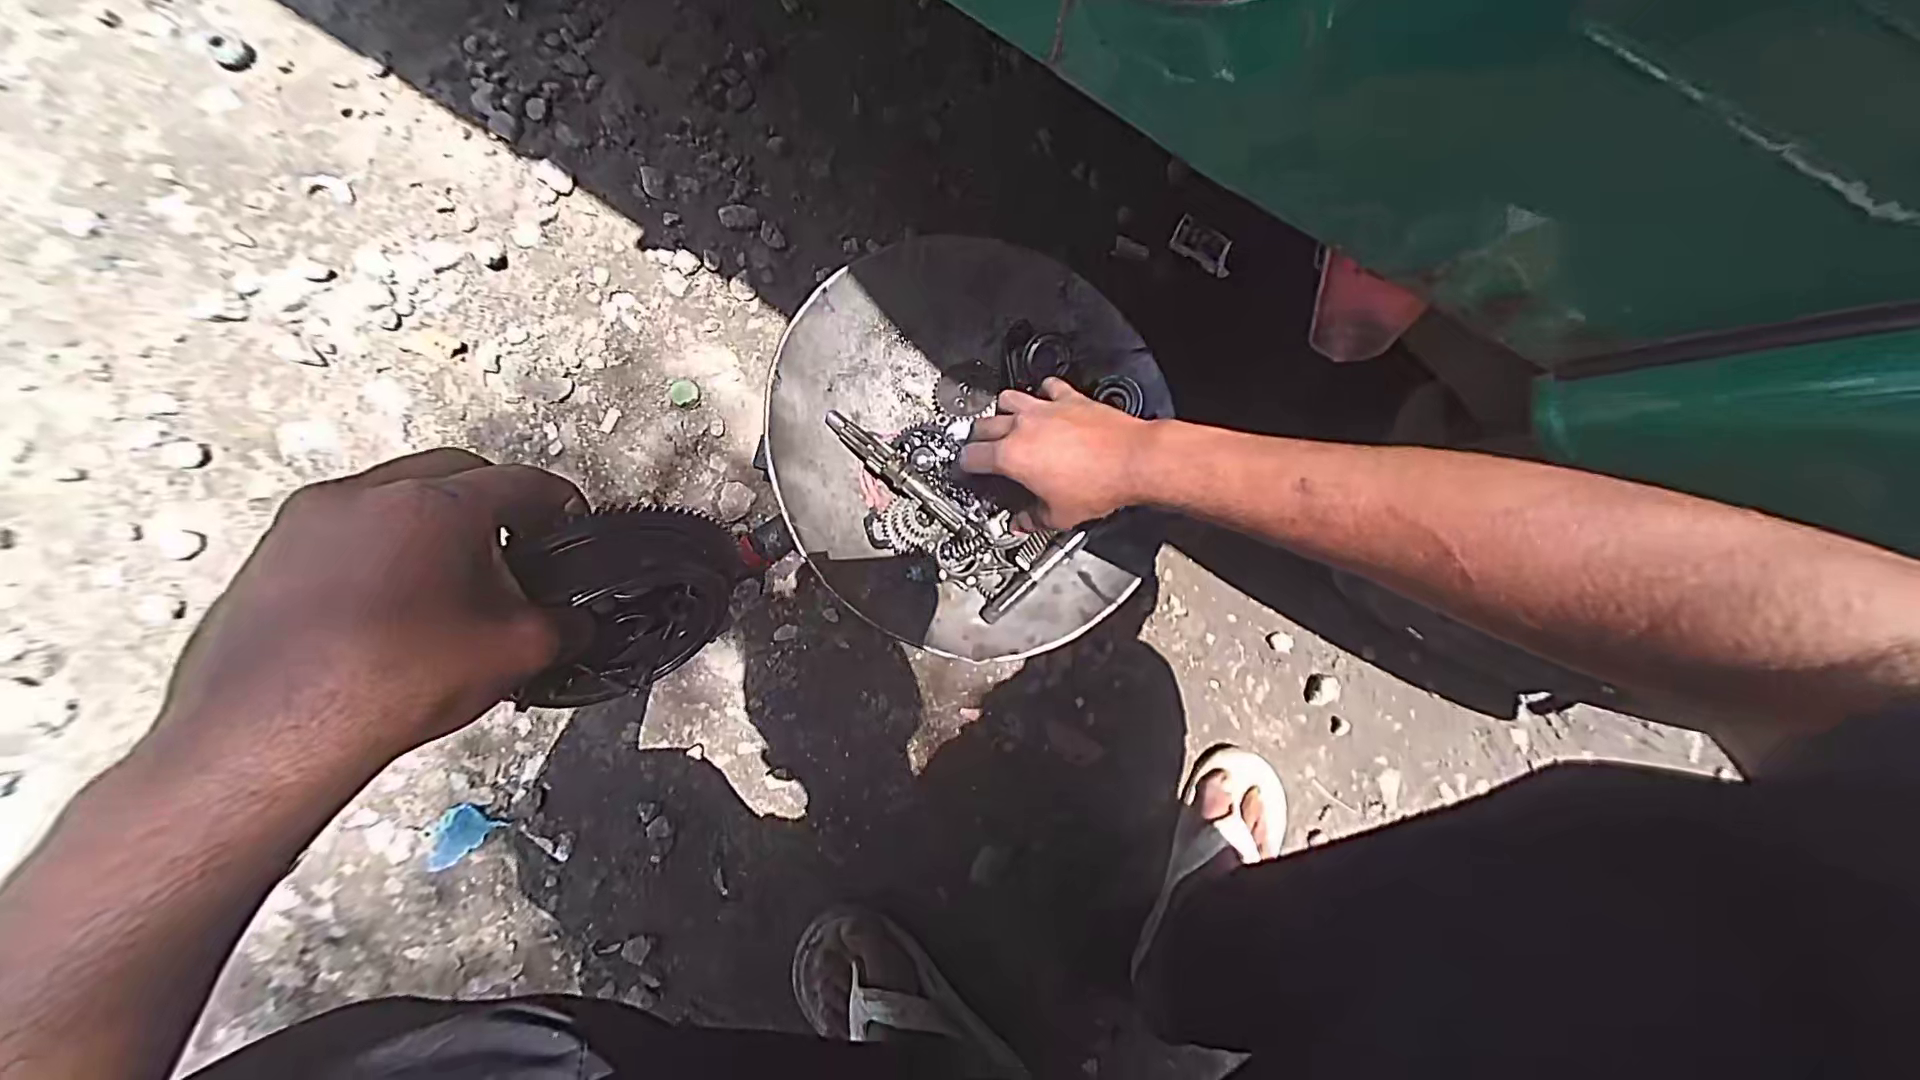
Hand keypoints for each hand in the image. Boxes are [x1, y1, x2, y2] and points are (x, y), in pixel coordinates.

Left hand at [154, 449, 585, 774]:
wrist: (271, 737)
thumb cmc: (376, 684)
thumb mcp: (520, 650)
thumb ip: (566, 624)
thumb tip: (574, 624)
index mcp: (436, 506)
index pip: (525, 482)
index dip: (562, 504)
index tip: (568, 521)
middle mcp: (366, 497)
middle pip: (458, 472)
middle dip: (499, 504)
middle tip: (521, 542)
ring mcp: (309, 522)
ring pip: (399, 495)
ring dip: (441, 522)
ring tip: (461, 577)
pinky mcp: (272, 554)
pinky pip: (351, 527)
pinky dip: (390, 547)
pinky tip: (405, 602)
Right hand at [959, 377, 1154, 528]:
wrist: (1134, 460)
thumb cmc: (1099, 483)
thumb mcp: (1059, 515)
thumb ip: (1032, 518)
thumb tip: (1023, 522)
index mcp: (1011, 456)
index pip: (971, 457)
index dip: (964, 466)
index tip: (966, 469)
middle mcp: (1023, 426)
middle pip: (983, 425)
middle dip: (977, 438)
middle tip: (980, 449)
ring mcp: (1045, 408)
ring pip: (1007, 399)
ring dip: (1001, 411)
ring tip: (1004, 422)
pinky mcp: (1069, 399)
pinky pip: (1047, 387)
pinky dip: (1041, 394)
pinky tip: (1044, 401)